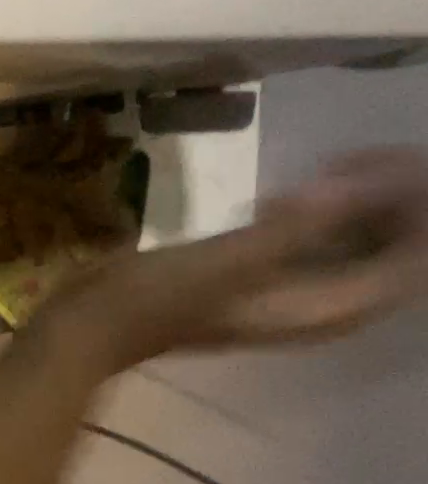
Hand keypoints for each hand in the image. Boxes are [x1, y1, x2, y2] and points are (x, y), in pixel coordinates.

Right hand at [30, 147, 427, 373]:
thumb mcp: (226, 260)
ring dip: (351, 207)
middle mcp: (317, 303)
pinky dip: (310, 220)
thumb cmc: (154, 298)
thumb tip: (364, 184)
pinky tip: (279, 198)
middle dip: (387, 203)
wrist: (88, 324)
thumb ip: (299, 226)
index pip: (412, 260)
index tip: (394, 165)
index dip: (412, 211)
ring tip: (332, 168)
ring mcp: (281, 293)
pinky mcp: (247, 281)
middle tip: (361, 158)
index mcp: (326, 307)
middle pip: (387, 252)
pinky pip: (308, 247)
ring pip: (349, 247)